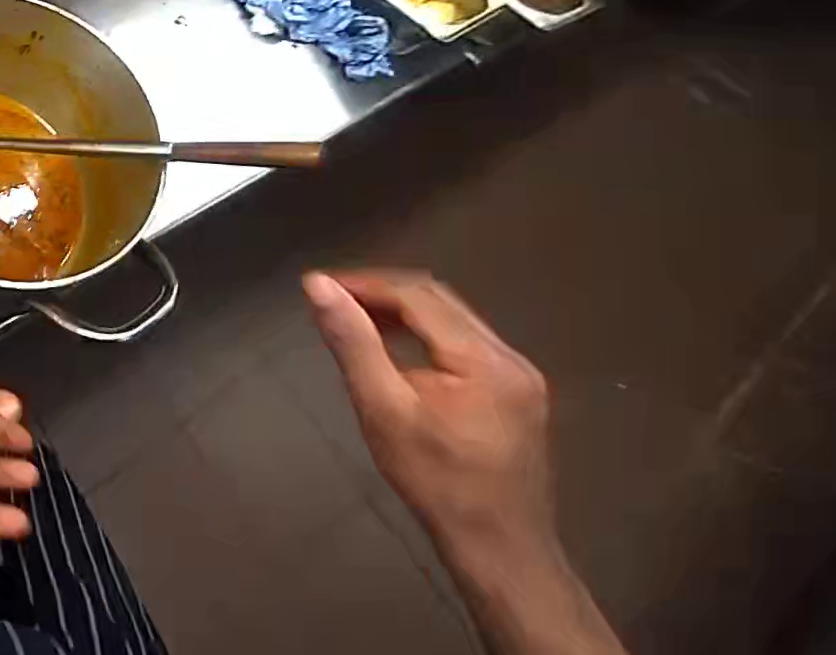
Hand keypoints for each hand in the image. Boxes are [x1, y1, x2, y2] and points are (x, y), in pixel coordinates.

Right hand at [302, 271, 626, 654]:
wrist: (499, 550)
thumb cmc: (434, 480)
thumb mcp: (382, 408)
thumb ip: (352, 341)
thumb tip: (318, 285)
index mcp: (483, 359)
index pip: (416, 296)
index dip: (364, 284)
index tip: (320, 286)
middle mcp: (509, 356)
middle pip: (437, 299)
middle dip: (380, 291)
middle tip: (333, 297)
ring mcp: (518, 374)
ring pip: (450, 317)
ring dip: (400, 308)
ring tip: (353, 315)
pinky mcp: (514, 390)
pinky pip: (461, 339)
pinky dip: (421, 330)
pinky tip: (392, 344)